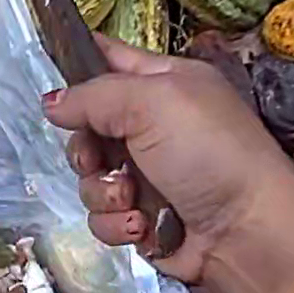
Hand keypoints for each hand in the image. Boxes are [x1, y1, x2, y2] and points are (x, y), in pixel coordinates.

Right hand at [42, 37, 293, 281]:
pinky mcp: (140, 220)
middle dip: (86, 150)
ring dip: (106, 193)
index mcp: (162, 86)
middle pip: (88, 130)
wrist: (244, 231)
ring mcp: (145, 178)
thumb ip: (95, 96)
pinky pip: (102, 218)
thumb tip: (50, 102)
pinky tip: (142, 227)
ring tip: (135, 200)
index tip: (50, 78)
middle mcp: (150, 130)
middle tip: (99, 159)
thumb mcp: (154, 103)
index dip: (77, 65)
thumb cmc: (208, 153)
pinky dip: (117, 224)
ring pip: (91, 180)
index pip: (108, 61)